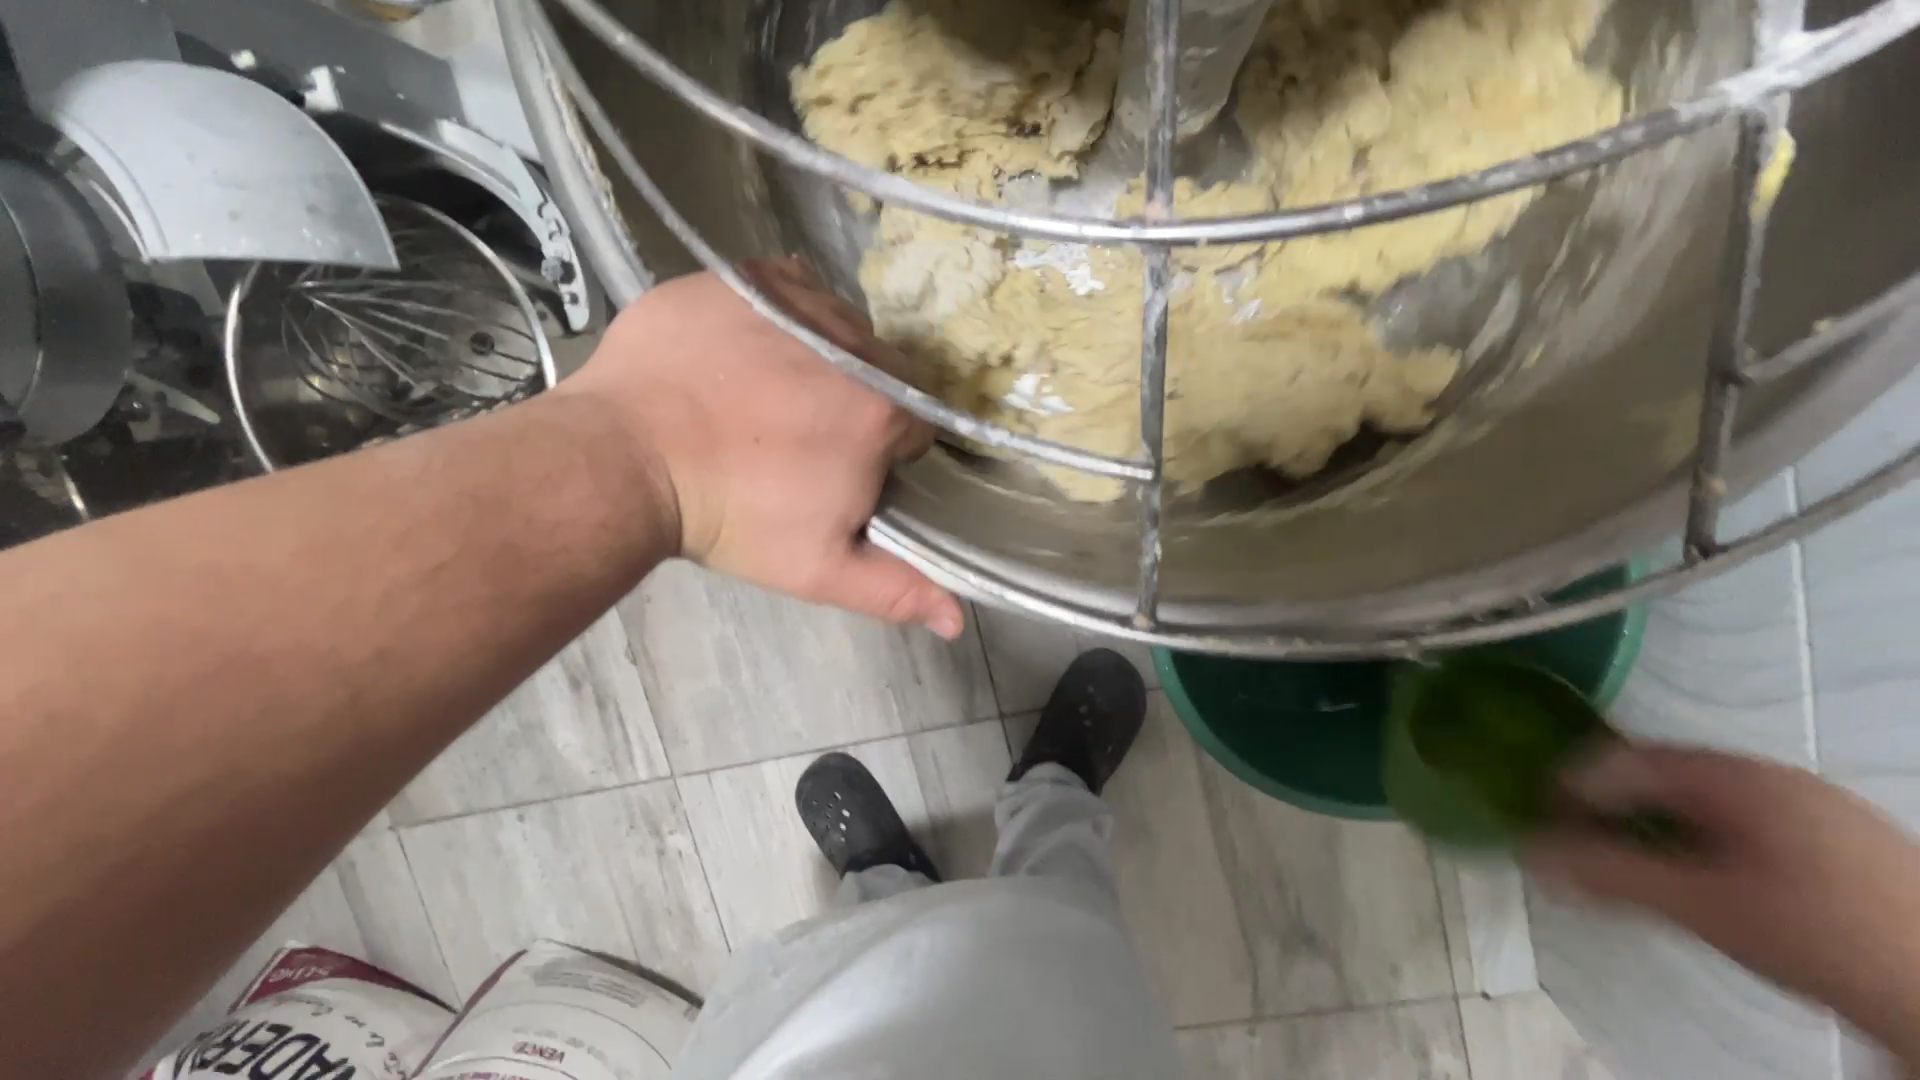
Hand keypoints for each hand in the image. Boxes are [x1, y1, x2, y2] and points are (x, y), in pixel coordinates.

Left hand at [562, 260, 963, 638]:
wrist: (624, 458)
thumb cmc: (729, 517)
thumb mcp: (817, 570)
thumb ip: (896, 590)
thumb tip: (958, 620)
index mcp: (882, 414)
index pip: (912, 429)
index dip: (880, 455)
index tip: (838, 473)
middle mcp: (853, 346)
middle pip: (883, 374)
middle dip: (858, 403)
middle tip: (799, 437)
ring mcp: (799, 304)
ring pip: (842, 329)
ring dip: (825, 357)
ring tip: (767, 393)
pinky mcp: (748, 278)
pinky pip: (794, 288)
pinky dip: (787, 313)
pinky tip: (751, 347)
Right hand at [1526, 743, 1919, 1058]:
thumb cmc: (1817, 934)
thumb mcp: (1700, 905)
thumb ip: (1607, 871)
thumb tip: (1526, 851)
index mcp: (1737, 774)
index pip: (1624, 759)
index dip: (1571, 785)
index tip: (1542, 820)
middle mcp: (1773, 776)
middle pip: (1662, 778)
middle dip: (1614, 810)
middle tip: (1583, 849)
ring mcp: (1813, 805)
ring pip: (1702, 803)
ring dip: (1655, 828)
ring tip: (1635, 869)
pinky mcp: (1838, 840)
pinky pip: (1740, 823)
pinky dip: (1700, 842)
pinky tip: (1702, 882)